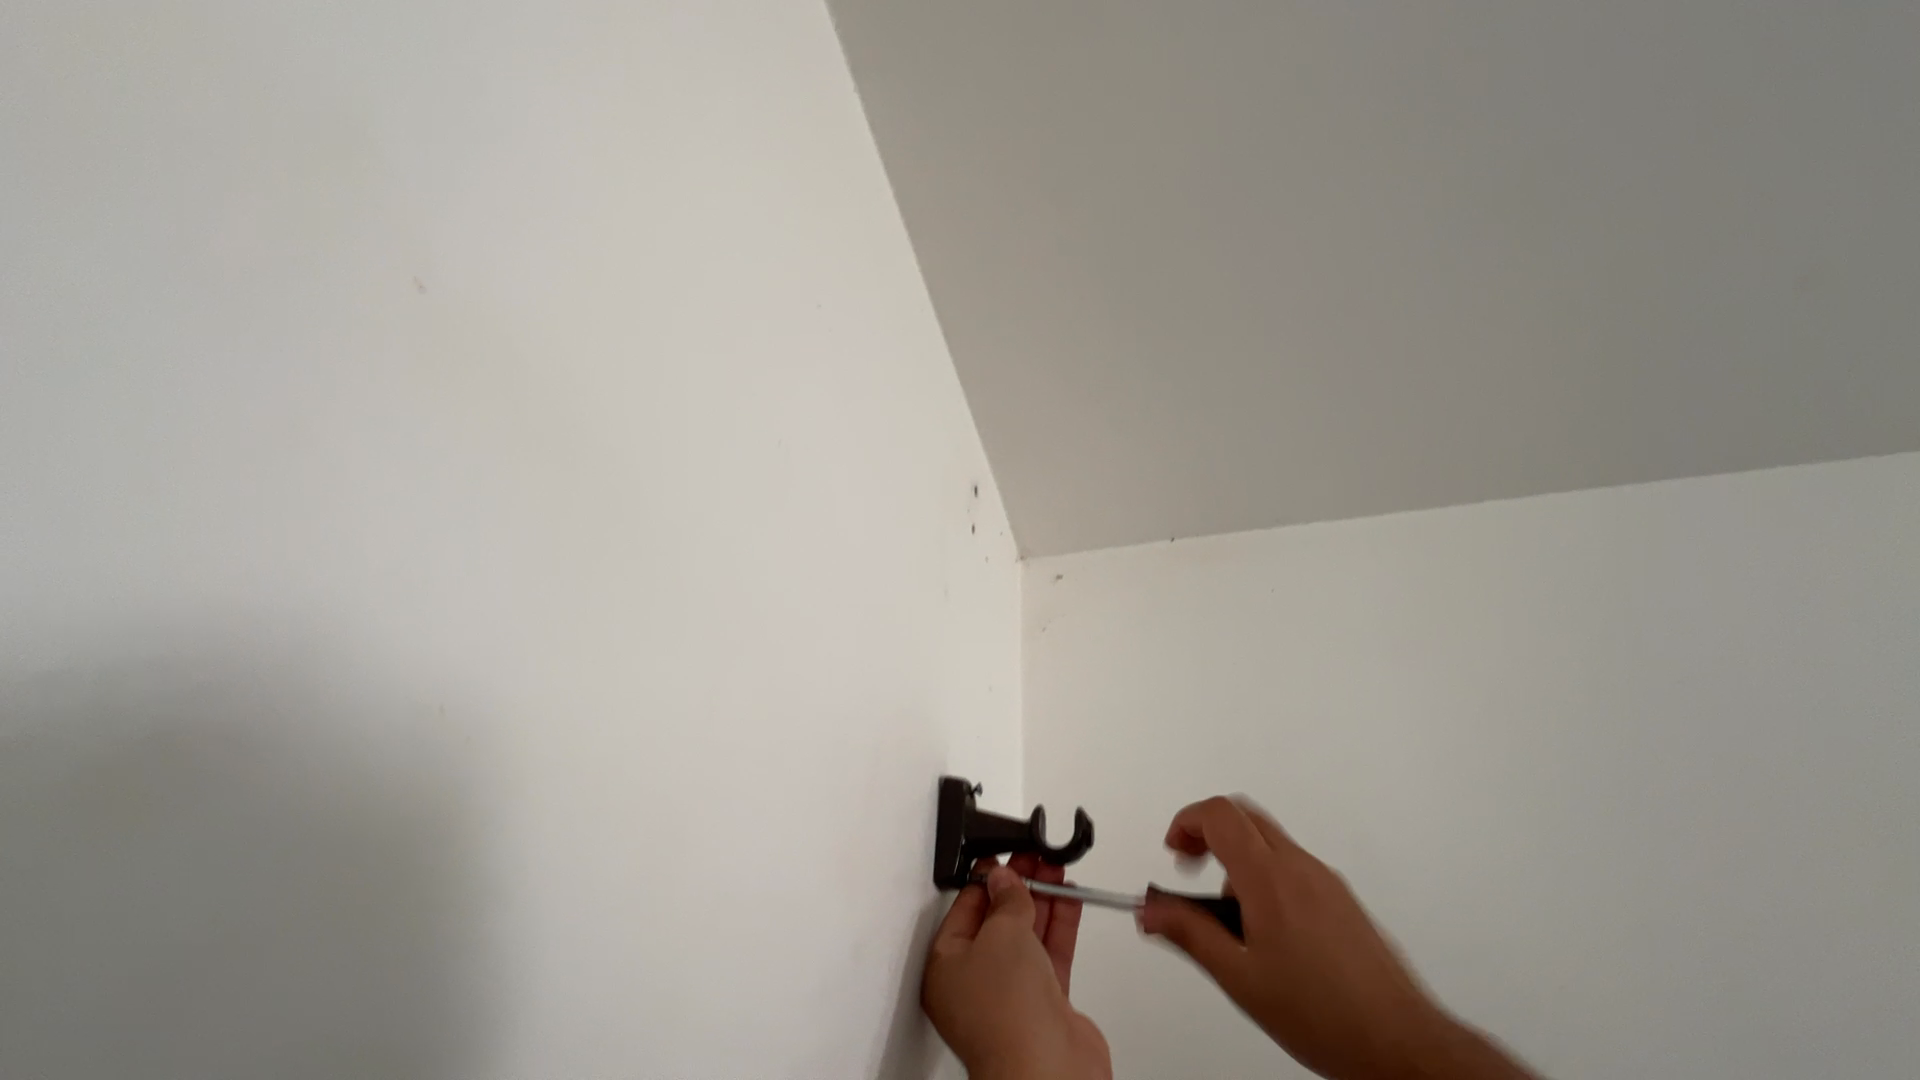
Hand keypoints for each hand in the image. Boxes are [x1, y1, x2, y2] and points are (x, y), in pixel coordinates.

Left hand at [923, 855, 1111, 1079]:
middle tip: (1034, 856)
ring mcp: (1011, 994)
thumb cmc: (1008, 1016)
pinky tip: (1069, 899)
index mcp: (946, 968)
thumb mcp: (1001, 935)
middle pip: (996, 920)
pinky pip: (1050, 953)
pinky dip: (1060, 924)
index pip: (964, 909)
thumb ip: (1007, 900)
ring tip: (1055, 867)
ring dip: (1042, 899)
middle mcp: (975, 982)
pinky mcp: (1045, 1003)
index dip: (985, 879)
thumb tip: (1005, 878)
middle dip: (1018, 885)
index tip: (1003, 855)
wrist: (1048, 1070)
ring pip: (1026, 934)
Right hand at [1139, 797, 1534, 1079]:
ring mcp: (1326, 880)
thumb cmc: (1327, 1015)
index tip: (1173, 852)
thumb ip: (1187, 933)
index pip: (1219, 814)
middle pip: (1243, 815)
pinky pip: (1292, 863)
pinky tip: (1262, 927)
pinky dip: (1264, 872)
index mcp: (1270, 878)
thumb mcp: (1238, 977)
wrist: (1401, 1044)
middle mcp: (1301, 867)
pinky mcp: (1341, 898)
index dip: (1186, 822)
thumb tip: (1150, 909)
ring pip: (1269, 839)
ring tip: (1225, 910)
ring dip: (1235, 855)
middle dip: (1206, 830)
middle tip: (1189, 864)